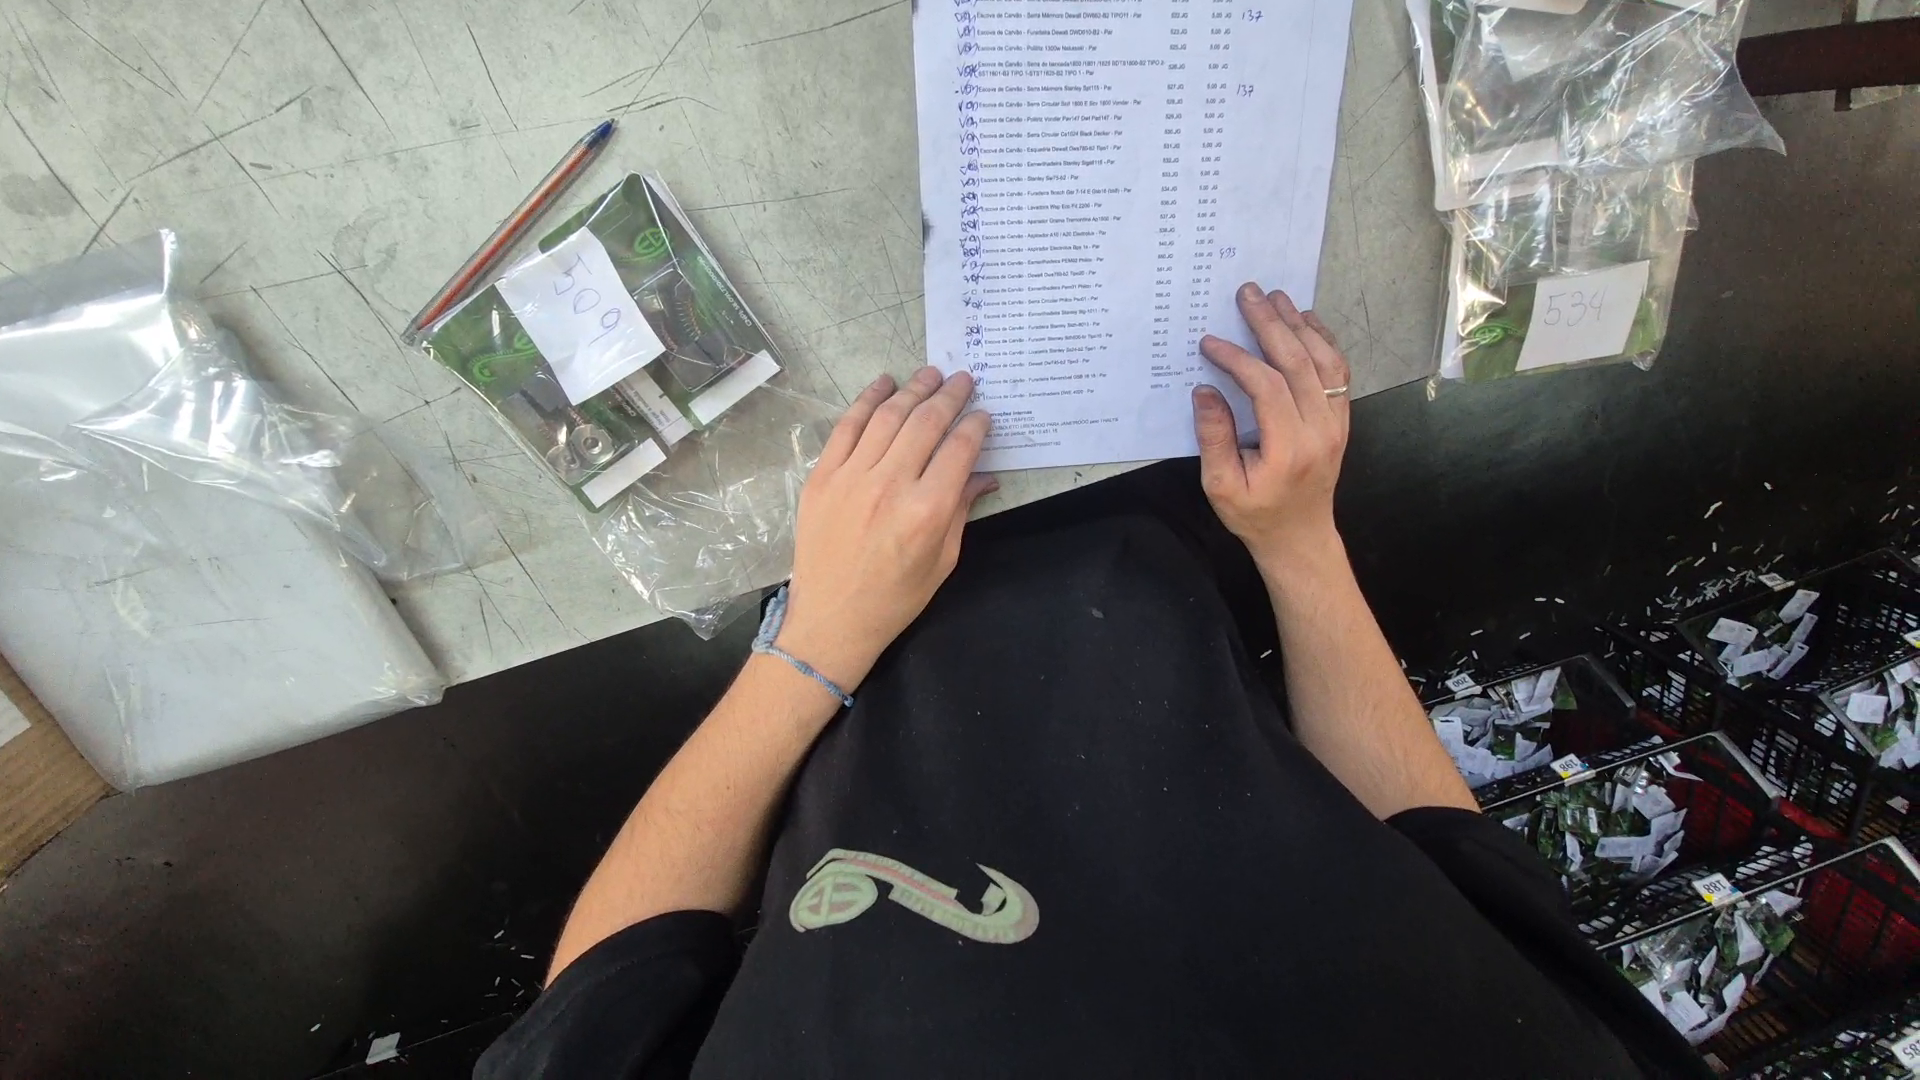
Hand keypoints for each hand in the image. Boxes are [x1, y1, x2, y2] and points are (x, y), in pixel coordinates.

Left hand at [777, 367, 995, 692]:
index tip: (983, 414)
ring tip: (929, 374)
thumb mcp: (942, 561)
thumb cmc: (895, 598)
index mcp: (927, 511)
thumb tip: (983, 475)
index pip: (959, 450)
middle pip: (925, 423)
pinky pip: (847, 427)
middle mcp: (890, 486)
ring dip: (912, 390)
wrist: (832, 619)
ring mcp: (851, 478)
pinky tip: (883, 385)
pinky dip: (866, 401)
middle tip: (962, 379)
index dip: (975, 426)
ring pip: (887, 417)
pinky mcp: (822, 477)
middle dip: (949, 396)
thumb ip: (961, 510)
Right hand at [1192, 283, 1350, 567]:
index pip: (1267, 386)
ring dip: (1299, 325)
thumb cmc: (1256, 515)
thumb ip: (1214, 438)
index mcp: (1290, 447)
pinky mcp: (1341, 420)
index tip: (1211, 343)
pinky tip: (1306, 322)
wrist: (1300, 537)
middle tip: (1248, 294)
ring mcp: (1337, 422)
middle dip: (1272, 324)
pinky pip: (1338, 372)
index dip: (1238, 359)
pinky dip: (1323, 341)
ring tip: (1275, 298)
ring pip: (1324, 360)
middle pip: (1300, 362)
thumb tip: (1205, 391)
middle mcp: (1321, 429)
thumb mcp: (1221, 486)